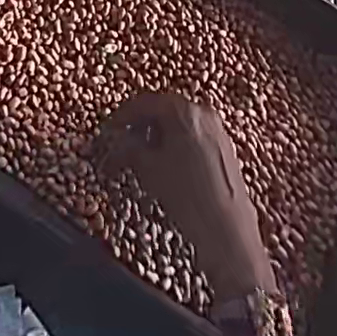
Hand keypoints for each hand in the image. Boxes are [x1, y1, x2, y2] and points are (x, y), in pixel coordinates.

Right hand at [97, 93, 274, 294]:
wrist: (228, 233)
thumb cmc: (188, 198)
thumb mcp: (149, 169)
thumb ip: (128, 147)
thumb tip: (116, 139)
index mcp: (185, 111)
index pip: (145, 103)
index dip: (122, 116)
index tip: (109, 130)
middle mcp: (203, 113)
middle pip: (163, 109)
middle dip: (139, 125)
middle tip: (121, 142)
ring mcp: (216, 130)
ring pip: (178, 123)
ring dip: (156, 135)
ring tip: (140, 156)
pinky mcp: (223, 148)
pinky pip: (192, 135)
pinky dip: (174, 143)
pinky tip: (164, 164)